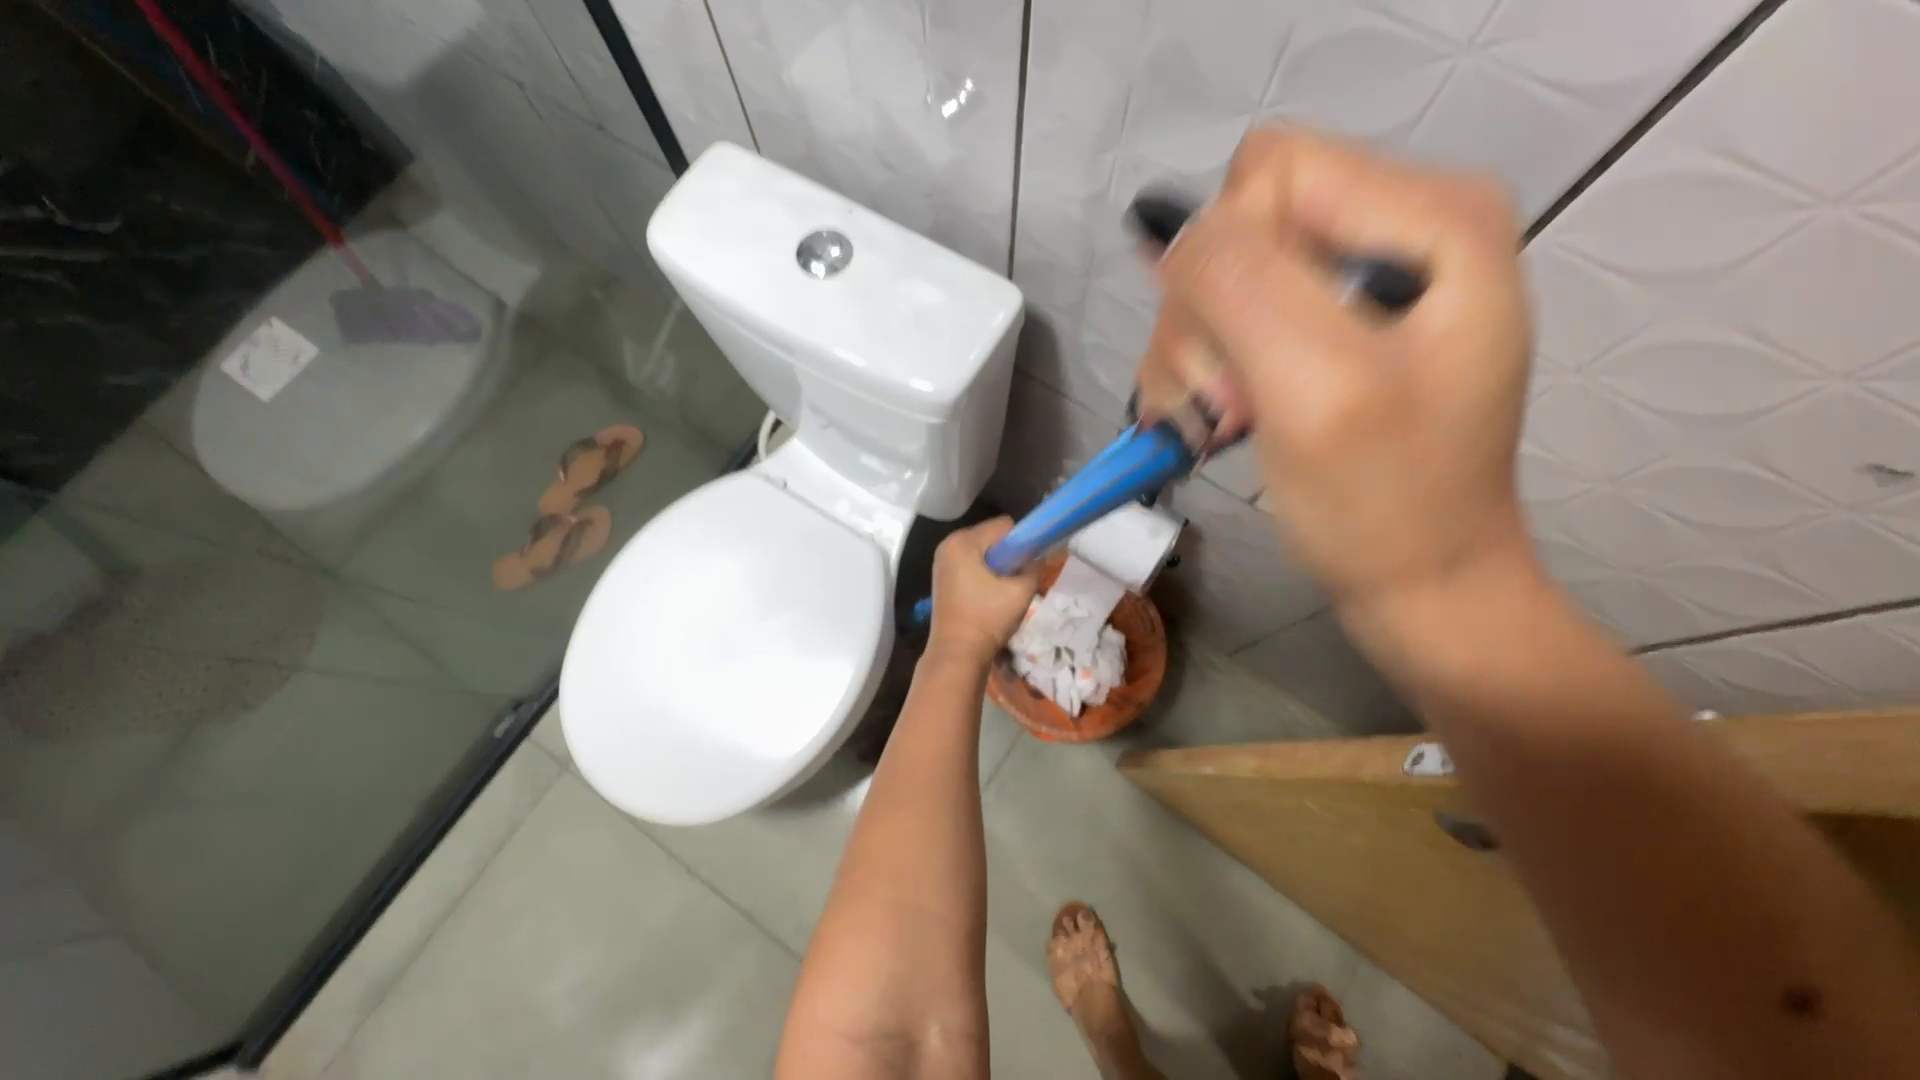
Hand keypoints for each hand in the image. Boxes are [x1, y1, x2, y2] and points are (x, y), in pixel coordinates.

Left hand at [927, 518, 1041, 663]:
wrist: (957, 654)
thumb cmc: (987, 619)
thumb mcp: (1020, 592)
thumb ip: (1034, 567)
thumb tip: (1039, 558)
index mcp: (963, 542)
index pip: (1004, 526)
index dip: (1022, 542)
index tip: (1028, 565)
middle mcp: (948, 545)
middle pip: (991, 537)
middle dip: (1009, 554)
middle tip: (1016, 581)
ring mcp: (942, 562)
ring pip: (982, 552)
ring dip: (997, 566)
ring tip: (1004, 591)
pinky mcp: (943, 578)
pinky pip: (971, 564)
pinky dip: (984, 574)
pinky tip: (990, 596)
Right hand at [1141, 128, 1535, 608]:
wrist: (1421, 584)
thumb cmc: (1385, 504)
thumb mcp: (1316, 389)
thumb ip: (1242, 287)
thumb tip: (1168, 232)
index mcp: (1434, 217)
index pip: (1269, 174)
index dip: (1227, 262)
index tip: (1247, 358)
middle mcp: (1396, 227)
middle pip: (1235, 225)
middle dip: (1206, 321)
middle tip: (1234, 403)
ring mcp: (1353, 278)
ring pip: (1211, 275)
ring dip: (1194, 357)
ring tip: (1224, 422)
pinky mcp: (1319, 321)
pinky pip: (1219, 314)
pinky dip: (1199, 373)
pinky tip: (1218, 420)